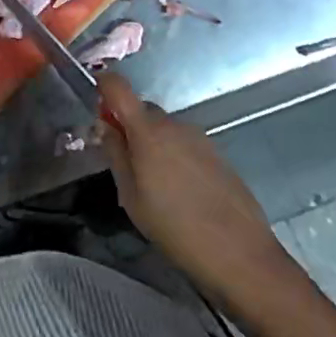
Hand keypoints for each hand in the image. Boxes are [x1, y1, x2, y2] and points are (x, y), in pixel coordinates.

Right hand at [100, 73, 335, 336]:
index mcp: (147, 130)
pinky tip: (182, 191)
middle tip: (126, 161)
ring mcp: (198, 135)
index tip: (95, 98)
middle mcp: (173, 123)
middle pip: (142, 110)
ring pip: (164, 129)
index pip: (118, 87)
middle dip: (130, 126)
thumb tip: (104, 124)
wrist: (239, 252)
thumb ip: (115, 154)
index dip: (104, 84)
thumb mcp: (131, 197)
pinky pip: (184, 143)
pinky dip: (175, 155)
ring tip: (156, 185)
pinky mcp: (216, 151)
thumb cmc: (175, 228)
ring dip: (154, 144)